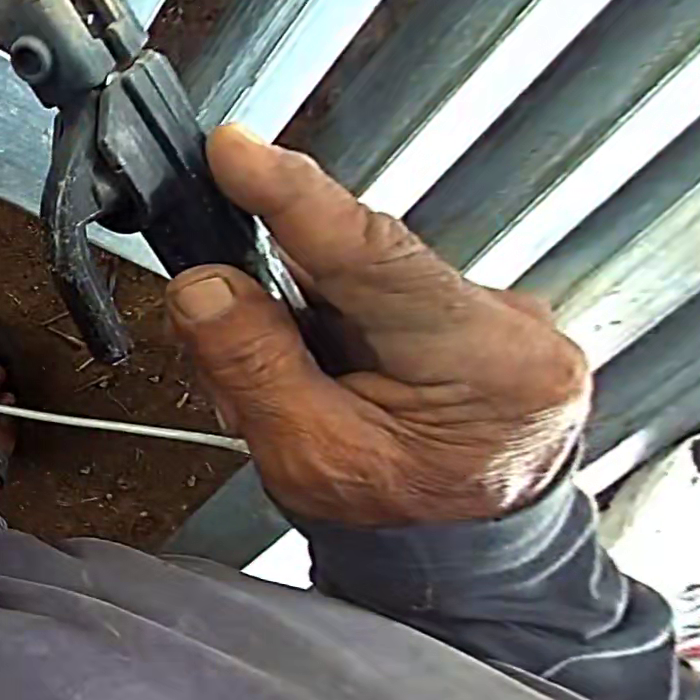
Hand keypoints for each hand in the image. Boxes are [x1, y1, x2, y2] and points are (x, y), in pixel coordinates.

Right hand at [165, 125, 588, 525]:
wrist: (453, 548)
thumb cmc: (394, 516)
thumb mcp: (306, 455)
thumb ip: (251, 365)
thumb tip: (201, 285)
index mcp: (483, 362)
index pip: (370, 254)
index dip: (292, 196)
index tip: (232, 150)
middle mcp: (497, 319)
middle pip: (343, 258)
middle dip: (263, 288)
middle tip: (216, 332)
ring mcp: (477, 310)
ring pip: (337, 271)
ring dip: (277, 312)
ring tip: (272, 385)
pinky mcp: (446, 309)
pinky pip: (347, 286)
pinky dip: (298, 315)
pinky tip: (294, 365)